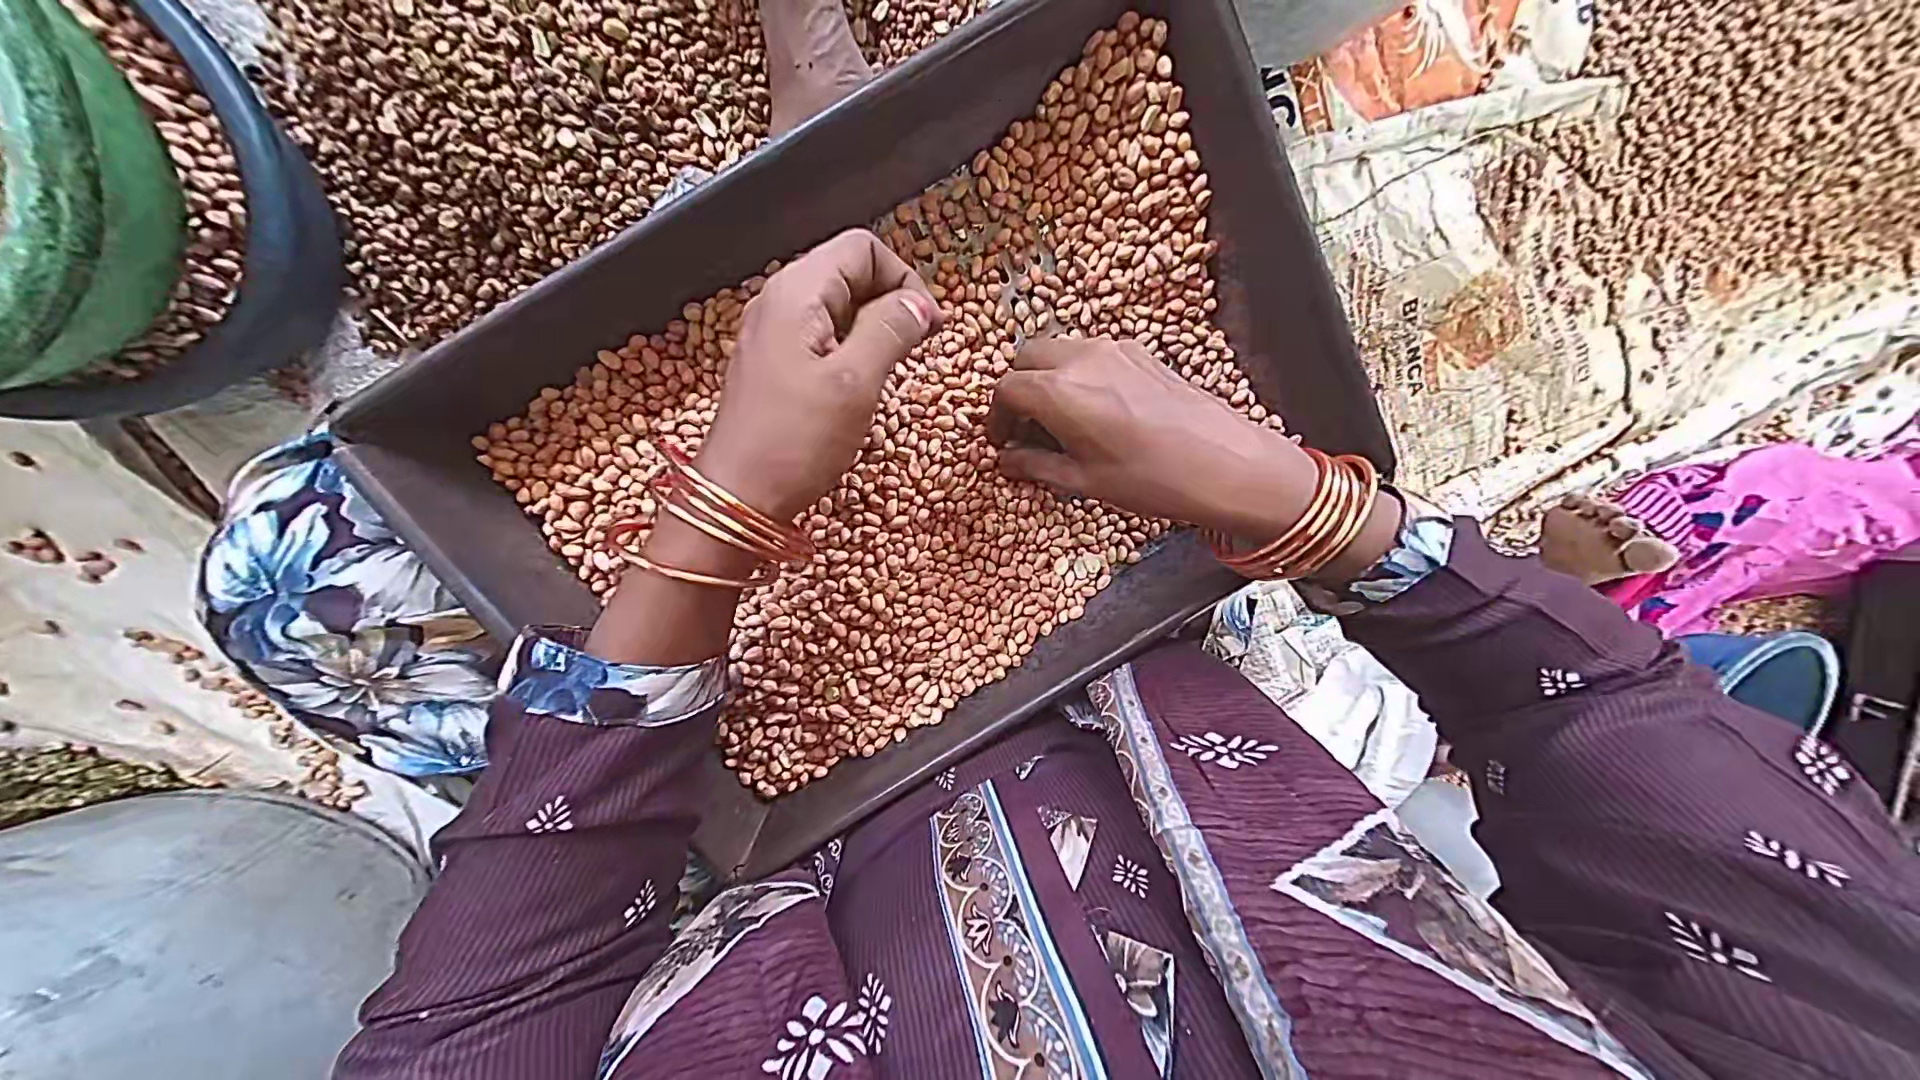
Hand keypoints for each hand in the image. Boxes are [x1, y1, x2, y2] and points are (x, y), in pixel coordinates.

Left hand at [594, 230, 937, 664]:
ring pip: (837, 309)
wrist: (738, 497)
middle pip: (849, 274)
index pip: (862, 248)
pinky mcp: (774, 366)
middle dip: (892, 302)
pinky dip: (852, 351)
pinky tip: (862, 385)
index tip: (929, 325)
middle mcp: (780, 302)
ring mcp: (773, 336)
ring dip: (874, 329)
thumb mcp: (854, 382)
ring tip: (894, 369)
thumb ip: (890, 330)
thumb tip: (919, 303)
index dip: (905, 278)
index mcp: (797, 292)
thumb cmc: (795, 442)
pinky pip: (822, 340)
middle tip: (918, 347)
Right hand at [986, 336, 1317, 540]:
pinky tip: (1093, 408)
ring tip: (1058, 420)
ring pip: (1059, 349)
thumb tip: (1007, 460)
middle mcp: (1082, 357)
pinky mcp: (1140, 351)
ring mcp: (1115, 348)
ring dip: (1046, 377)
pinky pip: (1091, 352)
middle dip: (1017, 389)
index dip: (995, 417)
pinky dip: (1076, 372)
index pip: (1006, 389)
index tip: (1001, 441)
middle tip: (1025, 428)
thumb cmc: (1151, 479)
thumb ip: (1035, 464)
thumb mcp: (1083, 480)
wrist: (1225, 463)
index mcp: (1059, 391)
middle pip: (1027, 357)